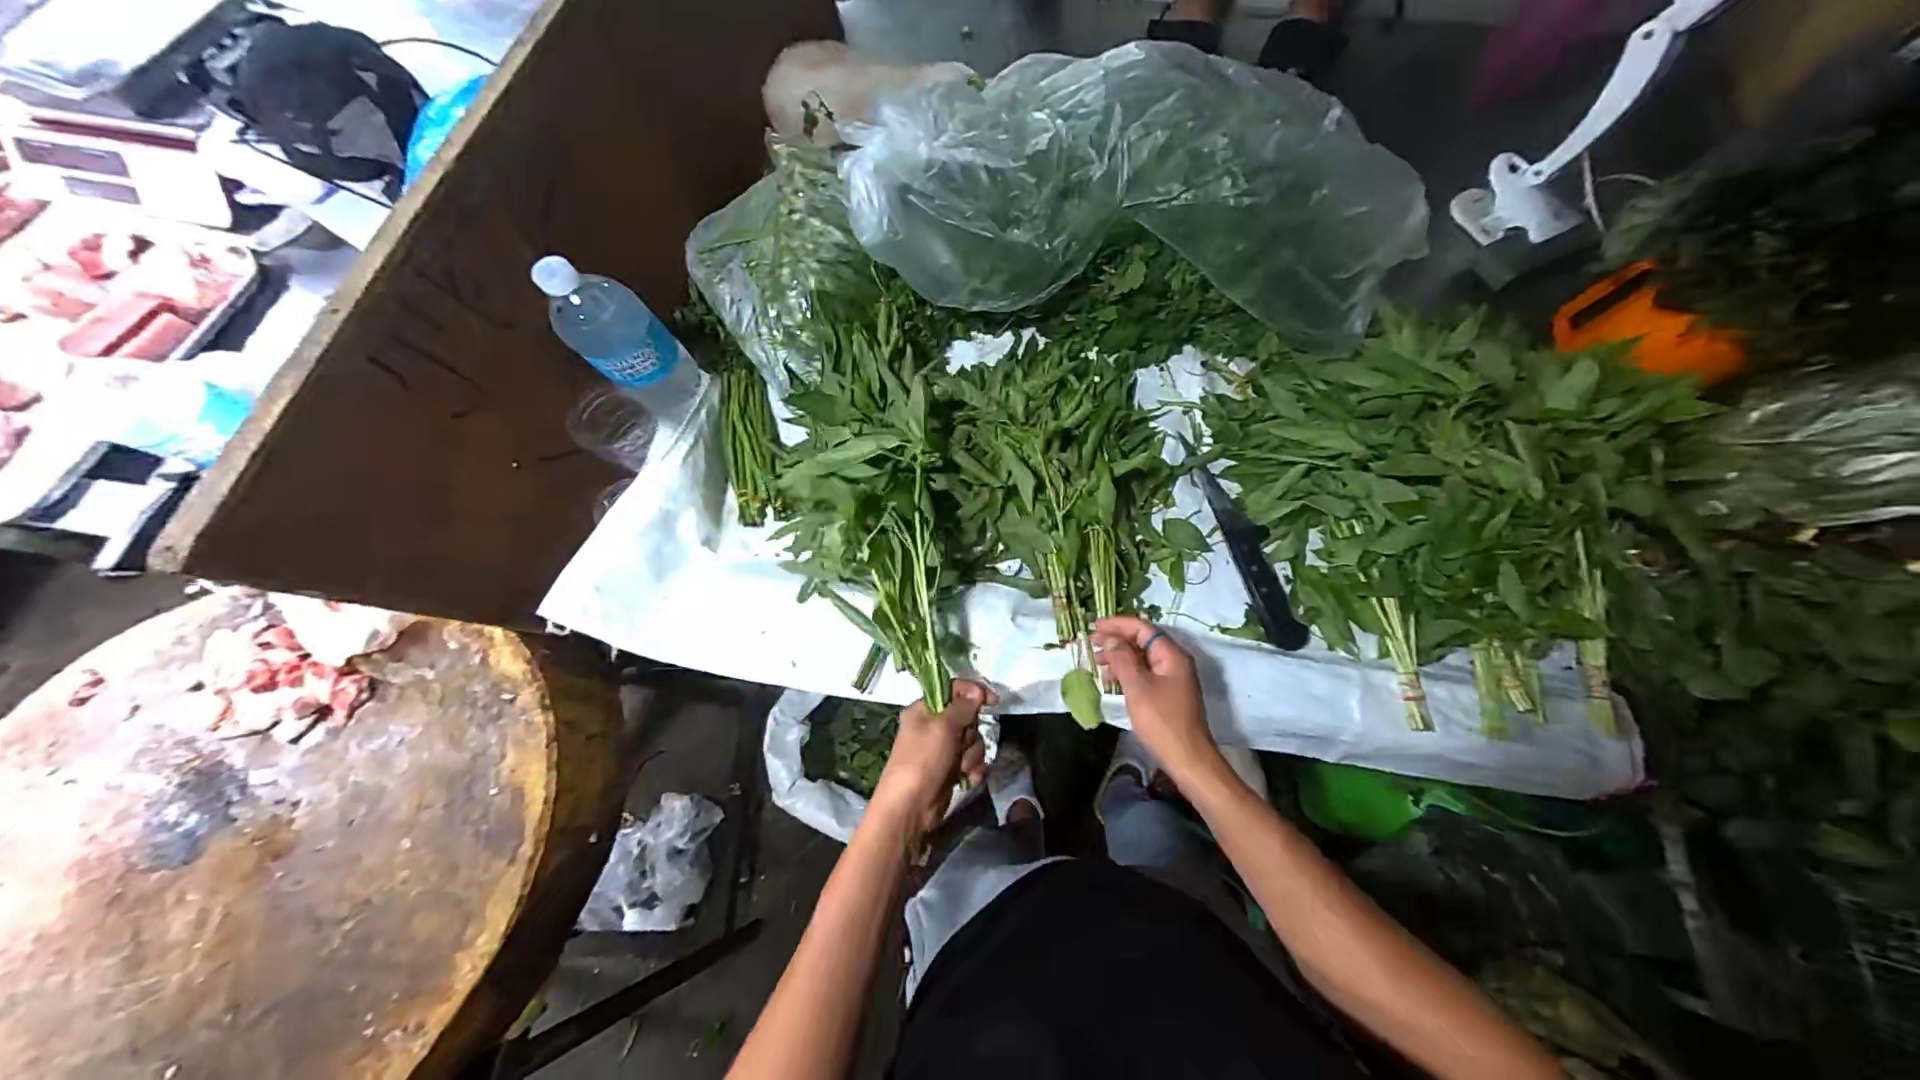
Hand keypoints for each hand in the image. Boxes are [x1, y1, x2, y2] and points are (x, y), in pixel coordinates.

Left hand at [867, 680, 993, 842]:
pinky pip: (972, 761)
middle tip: (960, 744)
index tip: (992, 701)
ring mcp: (943, 749)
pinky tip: (968, 778)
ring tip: (961, 768)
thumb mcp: (943, 727)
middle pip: (968, 717)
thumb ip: (962, 706)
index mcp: (924, 710)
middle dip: (971, 733)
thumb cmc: (923, 760)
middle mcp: (933, 726)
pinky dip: (973, 769)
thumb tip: (977, 690)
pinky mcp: (951, 769)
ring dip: (972, 755)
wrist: (911, 808)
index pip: (953, 690)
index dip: (973, 693)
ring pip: (973, 741)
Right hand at [1092, 616, 1220, 780]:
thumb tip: (1110, 638)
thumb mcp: (1137, 687)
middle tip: (1091, 643)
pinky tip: (1111, 678)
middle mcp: (1175, 661)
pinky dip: (1127, 670)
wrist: (1187, 758)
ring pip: (1143, 657)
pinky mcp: (1169, 693)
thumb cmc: (1162, 722)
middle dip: (1117, 639)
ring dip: (1120, 655)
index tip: (1094, 626)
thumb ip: (1122, 659)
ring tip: (1097, 661)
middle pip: (1144, 640)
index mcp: (1172, 655)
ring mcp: (1173, 678)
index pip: (1143, 628)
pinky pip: (1146, 672)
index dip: (1117, 624)